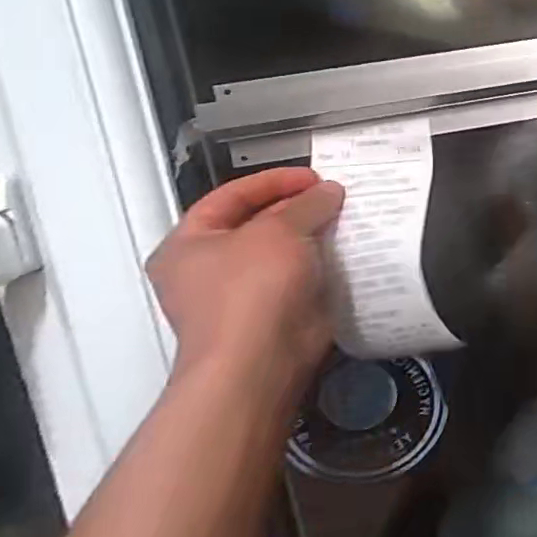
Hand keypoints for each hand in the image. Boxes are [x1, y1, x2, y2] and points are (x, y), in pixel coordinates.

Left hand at [146, 169, 344, 392]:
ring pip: (285, 252)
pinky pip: (303, 278)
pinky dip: (325, 265)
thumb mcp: (279, 230)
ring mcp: (243, 294)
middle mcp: (209, 270)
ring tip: (348, 219)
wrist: (262, 359)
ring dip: (315, 236)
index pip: (231, 197)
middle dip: (298, 209)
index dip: (273, 181)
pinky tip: (350, 251)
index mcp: (187, 246)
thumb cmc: (250, 289)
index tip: (313, 177)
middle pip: (259, 224)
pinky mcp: (276, 313)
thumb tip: (329, 192)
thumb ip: (306, 204)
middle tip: (334, 197)